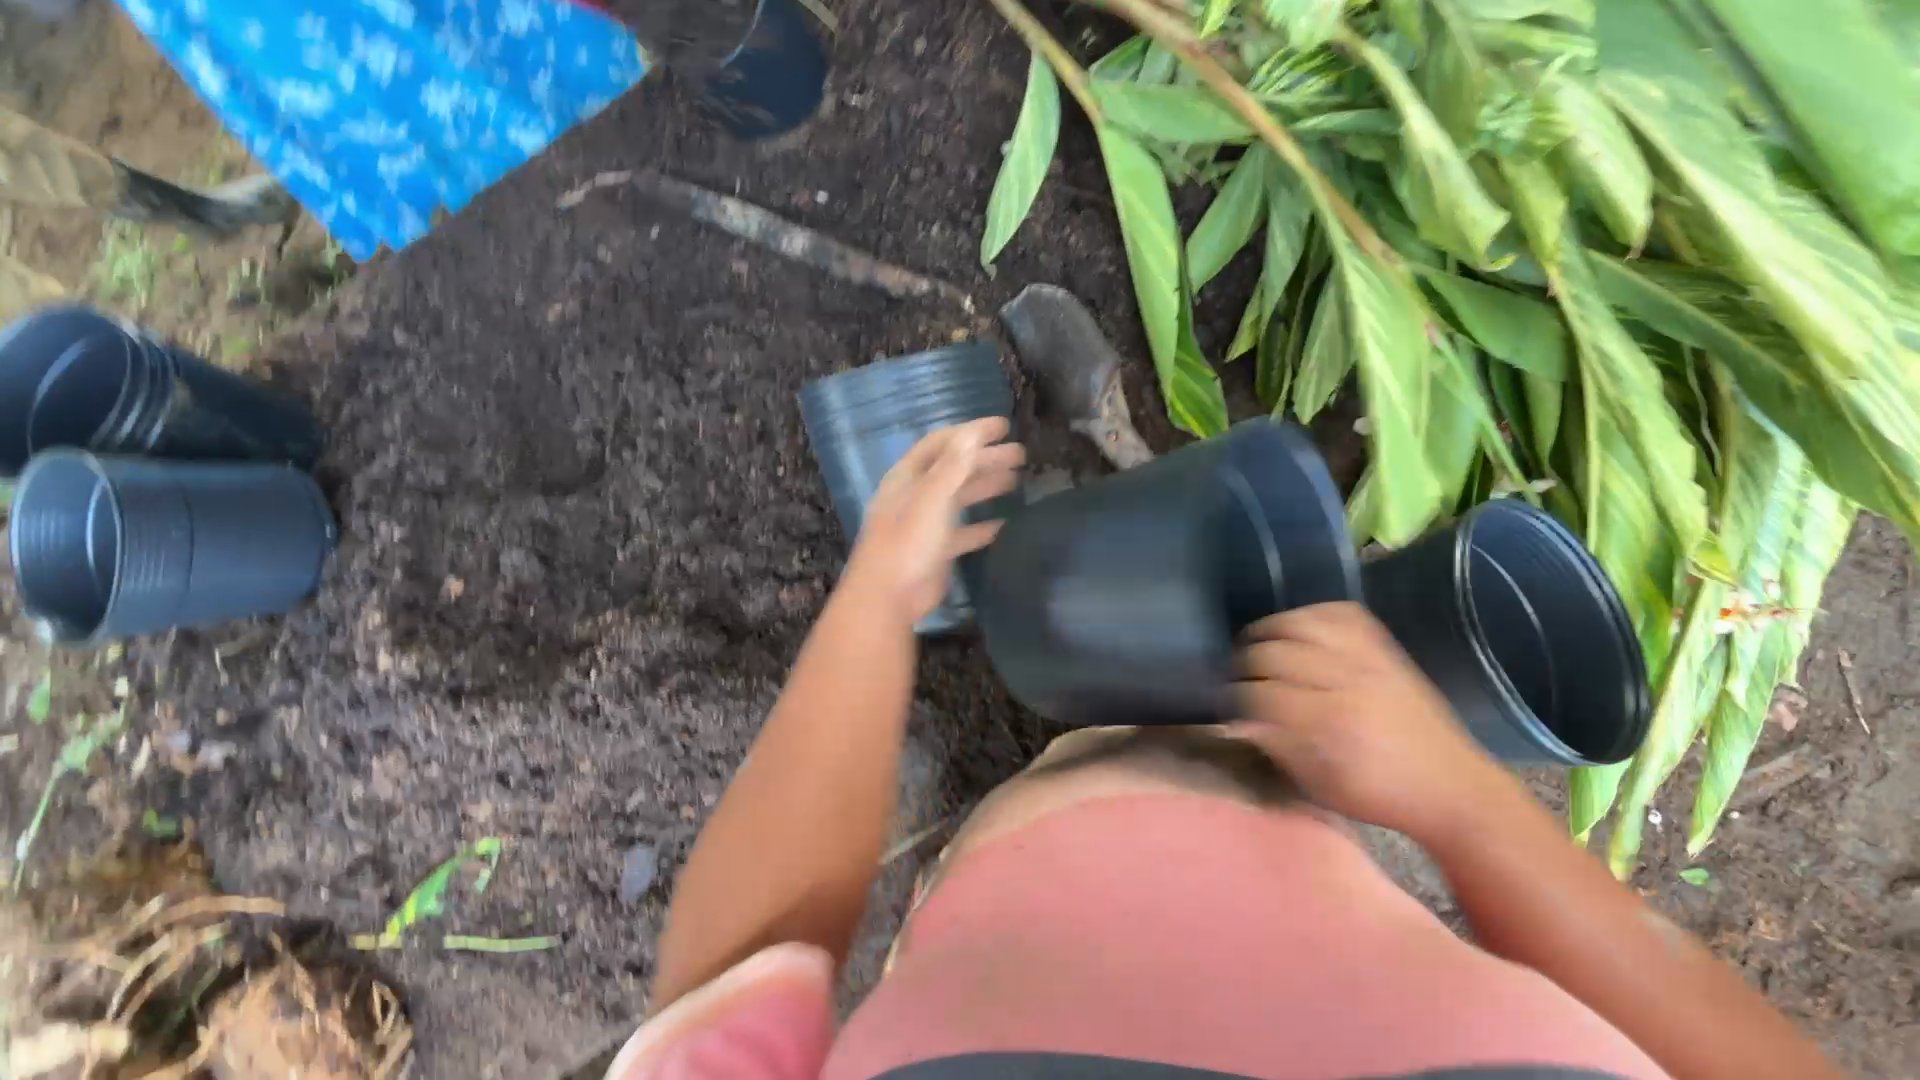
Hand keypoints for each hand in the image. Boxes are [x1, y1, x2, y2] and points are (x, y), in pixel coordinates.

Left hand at [842, 417, 1024, 624]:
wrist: (887, 597)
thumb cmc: (907, 543)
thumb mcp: (931, 499)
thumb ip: (952, 467)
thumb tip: (972, 434)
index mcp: (908, 477)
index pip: (941, 444)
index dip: (971, 432)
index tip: (1004, 427)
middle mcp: (915, 496)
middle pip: (953, 469)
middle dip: (985, 459)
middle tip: (1020, 455)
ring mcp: (924, 524)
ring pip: (959, 498)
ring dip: (985, 487)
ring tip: (1016, 481)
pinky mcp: (935, 551)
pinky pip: (962, 533)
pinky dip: (981, 527)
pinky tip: (1003, 524)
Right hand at [1232, 602, 1512, 842]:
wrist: (1451, 786)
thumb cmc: (1379, 794)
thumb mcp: (1320, 785)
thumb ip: (1275, 746)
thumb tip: (1232, 721)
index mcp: (1331, 724)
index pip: (1260, 695)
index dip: (1232, 698)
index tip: (1220, 705)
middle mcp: (1348, 681)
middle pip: (1274, 654)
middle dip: (1243, 666)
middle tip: (1233, 680)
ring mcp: (1368, 658)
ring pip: (1301, 624)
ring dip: (1268, 632)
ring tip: (1255, 648)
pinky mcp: (1383, 648)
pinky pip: (1337, 613)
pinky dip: (1309, 616)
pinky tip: (1295, 632)